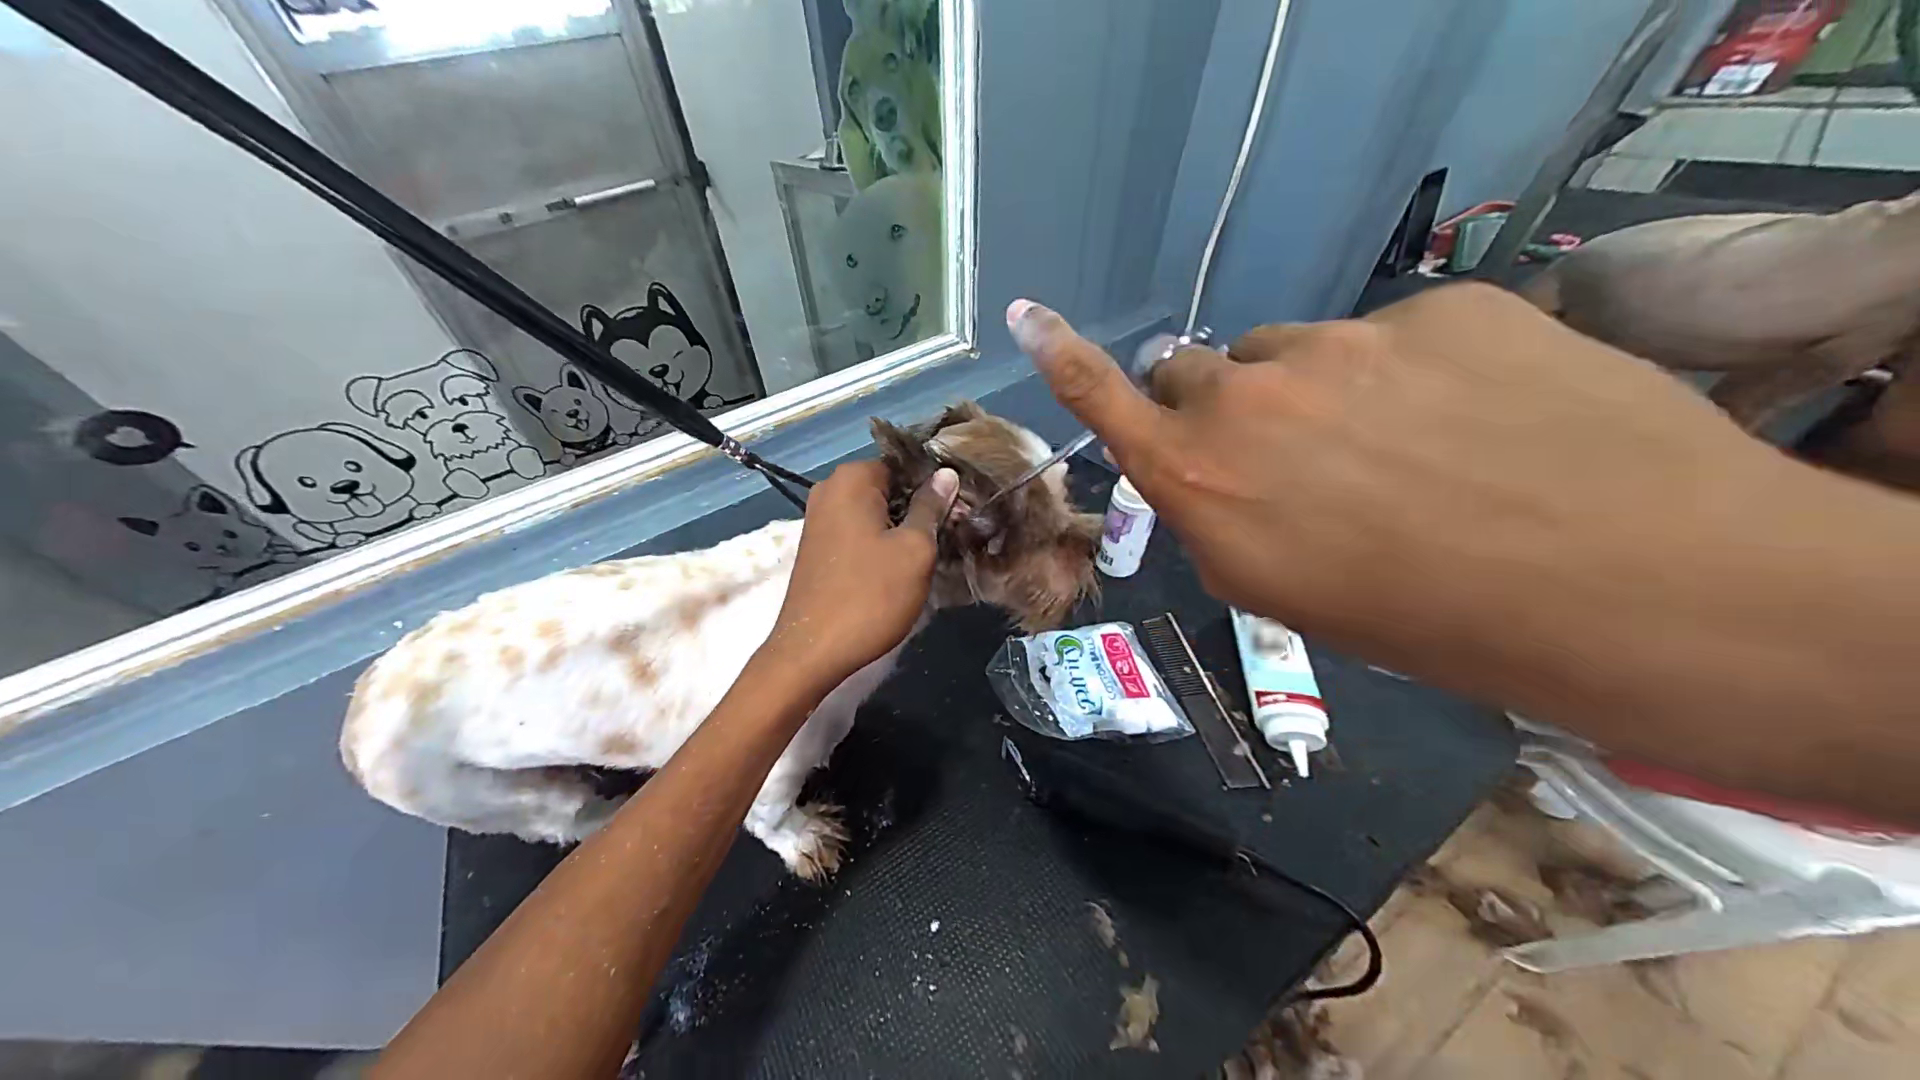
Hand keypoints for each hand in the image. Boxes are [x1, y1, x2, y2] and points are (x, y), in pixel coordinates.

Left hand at [764, 460, 957, 682]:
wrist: (812, 651)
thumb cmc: (870, 595)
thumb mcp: (914, 549)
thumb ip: (931, 507)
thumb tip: (945, 474)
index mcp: (852, 479)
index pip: (906, 465)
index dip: (937, 484)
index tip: (961, 507)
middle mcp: (830, 490)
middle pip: (889, 487)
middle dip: (921, 506)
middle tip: (952, 532)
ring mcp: (820, 519)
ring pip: (876, 512)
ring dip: (904, 528)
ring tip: (933, 552)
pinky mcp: (819, 547)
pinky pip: (860, 532)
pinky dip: (882, 543)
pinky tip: (902, 566)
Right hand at [1007, 286, 1797, 688]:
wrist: (1622, 583)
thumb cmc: (1417, 619)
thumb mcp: (1278, 593)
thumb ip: (1215, 520)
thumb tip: (1205, 479)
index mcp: (1202, 476)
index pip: (1105, 399)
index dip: (1060, 354)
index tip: (1027, 312)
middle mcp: (1251, 397)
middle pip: (1199, 371)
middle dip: (1219, 405)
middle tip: (1284, 450)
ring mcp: (1345, 343)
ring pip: (1292, 353)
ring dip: (1310, 390)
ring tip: (1394, 446)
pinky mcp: (1440, 309)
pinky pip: (1387, 338)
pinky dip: (1404, 374)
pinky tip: (1470, 420)